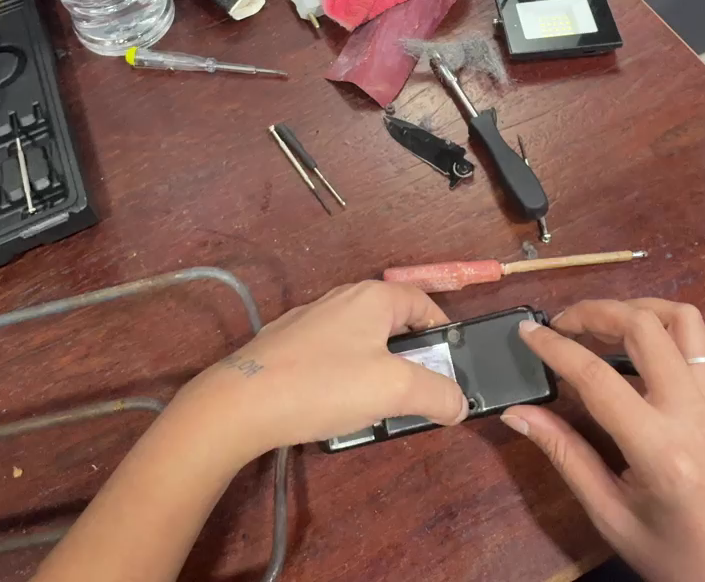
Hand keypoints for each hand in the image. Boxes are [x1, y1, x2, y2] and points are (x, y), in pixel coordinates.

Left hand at [171, 280, 469, 463]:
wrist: (245, 400)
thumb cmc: (326, 384)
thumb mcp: (394, 390)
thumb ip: (436, 393)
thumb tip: (459, 402)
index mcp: (373, 297)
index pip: (424, 302)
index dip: (443, 333)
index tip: (450, 367)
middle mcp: (344, 298)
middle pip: (393, 322)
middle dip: (411, 358)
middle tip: (418, 393)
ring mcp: (314, 319)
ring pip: (363, 341)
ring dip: (379, 371)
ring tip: (380, 407)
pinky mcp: (291, 343)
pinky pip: (335, 355)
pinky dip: (348, 376)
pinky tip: (339, 406)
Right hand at [501, 299, 704, 581]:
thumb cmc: (682, 562)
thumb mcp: (613, 518)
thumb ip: (565, 456)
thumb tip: (518, 414)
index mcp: (659, 448)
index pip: (595, 376)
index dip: (553, 347)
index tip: (525, 332)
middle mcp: (692, 411)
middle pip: (642, 326)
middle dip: (594, 312)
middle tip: (562, 325)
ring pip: (684, 320)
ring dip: (639, 309)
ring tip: (606, 325)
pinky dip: (673, 328)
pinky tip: (648, 347)